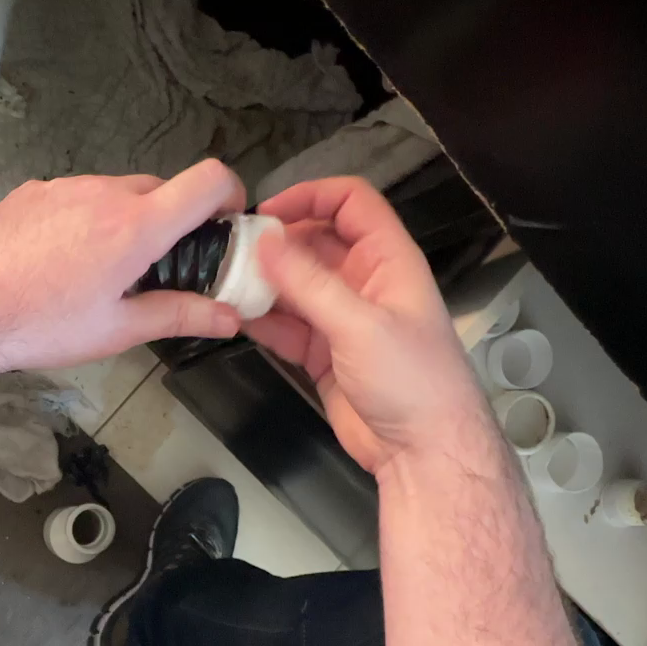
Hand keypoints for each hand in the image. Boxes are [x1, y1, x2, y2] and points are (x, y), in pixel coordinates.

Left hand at [0, 160, 247, 372]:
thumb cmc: (43, 326)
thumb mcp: (116, 331)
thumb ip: (178, 316)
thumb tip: (230, 319)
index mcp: (136, 225)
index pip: (208, 179)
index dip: (231, 194)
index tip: (227, 225)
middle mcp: (105, 191)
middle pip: (162, 190)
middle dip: (173, 223)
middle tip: (159, 270)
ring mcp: (64, 186)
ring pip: (117, 193)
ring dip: (127, 222)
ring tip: (101, 273)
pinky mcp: (31, 192)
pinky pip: (77, 197)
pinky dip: (88, 219)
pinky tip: (60, 262)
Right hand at [246, 177, 492, 472]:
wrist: (420, 448)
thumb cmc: (411, 379)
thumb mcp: (360, 324)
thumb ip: (310, 284)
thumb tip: (266, 243)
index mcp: (387, 261)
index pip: (350, 204)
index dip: (310, 197)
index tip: (266, 212)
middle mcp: (363, 284)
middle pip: (315, 245)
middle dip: (276, 245)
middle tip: (233, 252)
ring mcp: (341, 321)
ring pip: (295, 289)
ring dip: (263, 285)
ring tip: (226, 285)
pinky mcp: (322, 354)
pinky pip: (287, 328)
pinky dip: (263, 323)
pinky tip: (237, 319)